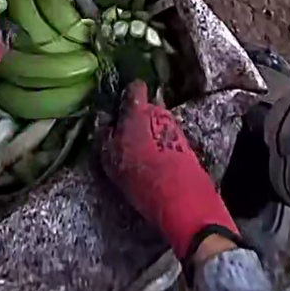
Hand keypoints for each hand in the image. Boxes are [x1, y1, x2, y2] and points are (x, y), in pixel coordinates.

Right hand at [102, 81, 239, 263]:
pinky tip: (158, 162)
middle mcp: (159, 114)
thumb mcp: (110, 158)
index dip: (129, 92)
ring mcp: (176, 130)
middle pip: (149, 106)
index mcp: (137, 111)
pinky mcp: (188, 147)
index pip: (136, 87)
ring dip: (153, 131)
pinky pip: (170, 139)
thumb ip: (104, 135)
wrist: (184, 203)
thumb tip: (102, 118)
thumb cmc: (140, 177)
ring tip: (145, 151)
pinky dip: (164, 145)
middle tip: (131, 133)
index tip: (122, 102)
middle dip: (142, 115)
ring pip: (160, 123)